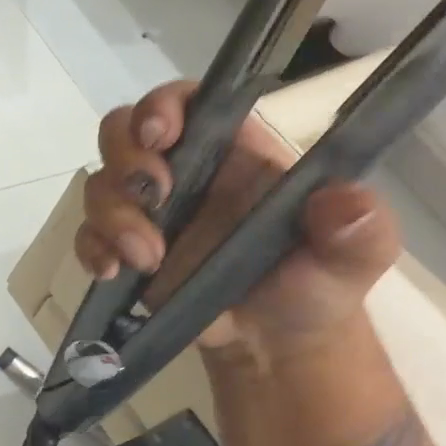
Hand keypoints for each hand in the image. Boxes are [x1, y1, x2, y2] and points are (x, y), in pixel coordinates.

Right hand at [77, 81, 403, 357]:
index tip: (161, 136)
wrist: (271, 343)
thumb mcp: (355, 258)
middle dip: (126, 160)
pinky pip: (85, 233)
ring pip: (100, 183)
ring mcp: (144, 209)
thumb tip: (342, 200)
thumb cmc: (315, 286)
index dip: (162, 106)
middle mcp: (181, 170)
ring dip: (114, 217)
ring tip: (147, 260)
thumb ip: (360, 228)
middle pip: (122, 131)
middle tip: (153, 200)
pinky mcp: (120, 246)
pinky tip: (113, 273)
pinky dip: (91, 249)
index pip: (187, 101)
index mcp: (233, 152)